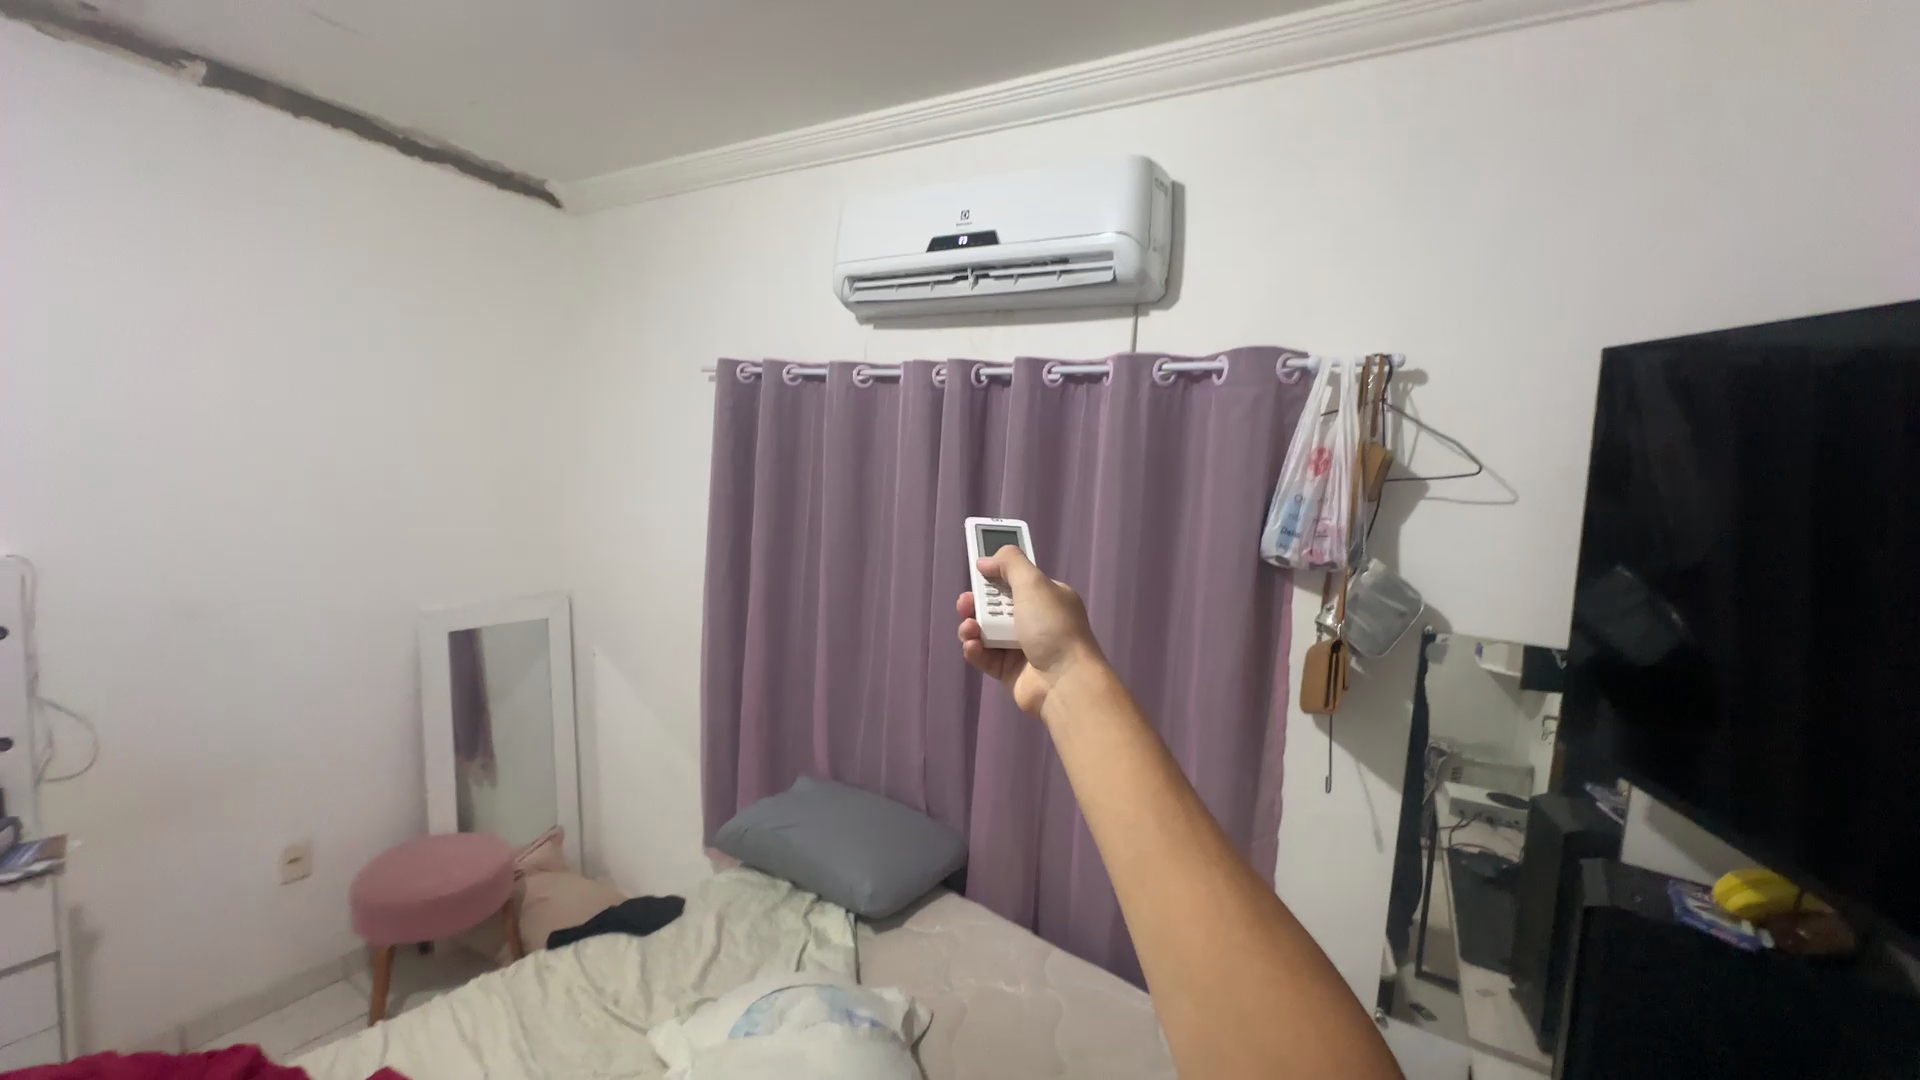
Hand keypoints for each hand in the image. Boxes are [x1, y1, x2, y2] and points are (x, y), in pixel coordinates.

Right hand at [956, 545, 1106, 718]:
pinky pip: (985, 655)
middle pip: (997, 605)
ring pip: (986, 631)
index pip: (1017, 580)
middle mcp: (1035, 621)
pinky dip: (975, 649)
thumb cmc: (1052, 626)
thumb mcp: (1033, 583)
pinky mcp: (1008, 671)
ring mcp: (1021, 647)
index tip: (979, 571)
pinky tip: (973, 646)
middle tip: (966, 602)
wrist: (1064, 681)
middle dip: (977, 601)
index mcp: (1047, 598)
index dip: (997, 574)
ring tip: (969, 628)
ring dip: (972, 626)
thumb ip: (1010, 563)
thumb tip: (985, 560)